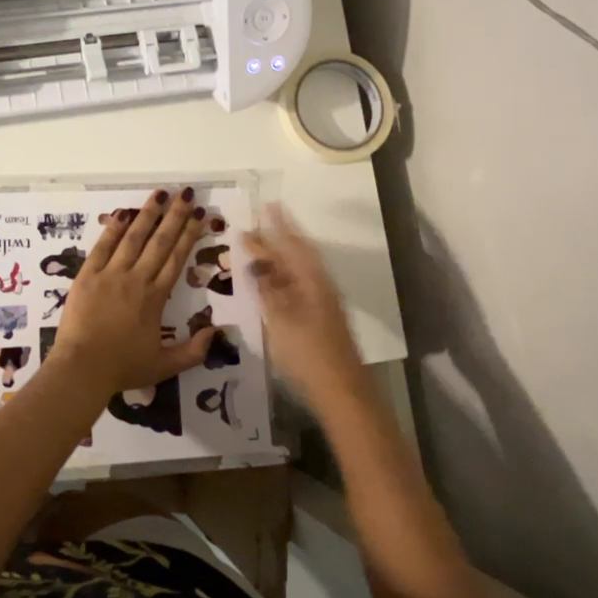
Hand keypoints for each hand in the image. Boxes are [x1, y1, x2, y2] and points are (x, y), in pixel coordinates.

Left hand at [51, 188, 214, 396]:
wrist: (82, 369)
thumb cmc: (123, 368)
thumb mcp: (164, 366)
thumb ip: (194, 351)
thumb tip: (218, 332)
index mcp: (156, 298)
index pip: (177, 259)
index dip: (190, 235)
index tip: (200, 216)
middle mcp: (136, 279)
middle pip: (160, 242)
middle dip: (175, 216)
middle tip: (187, 195)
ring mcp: (110, 275)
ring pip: (133, 238)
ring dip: (148, 214)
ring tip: (160, 194)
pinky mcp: (87, 276)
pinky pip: (102, 247)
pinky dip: (113, 229)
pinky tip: (123, 213)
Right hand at [242, 204, 368, 405]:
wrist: (342, 391)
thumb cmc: (309, 354)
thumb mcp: (281, 320)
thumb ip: (267, 290)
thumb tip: (255, 263)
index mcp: (311, 281)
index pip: (292, 244)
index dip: (278, 226)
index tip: (266, 205)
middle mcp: (320, 285)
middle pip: (296, 255)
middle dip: (277, 239)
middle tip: (256, 225)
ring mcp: (323, 302)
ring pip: (298, 270)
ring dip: (280, 257)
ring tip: (262, 247)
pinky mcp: (322, 317)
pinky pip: (299, 284)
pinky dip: (285, 276)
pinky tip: (275, 282)